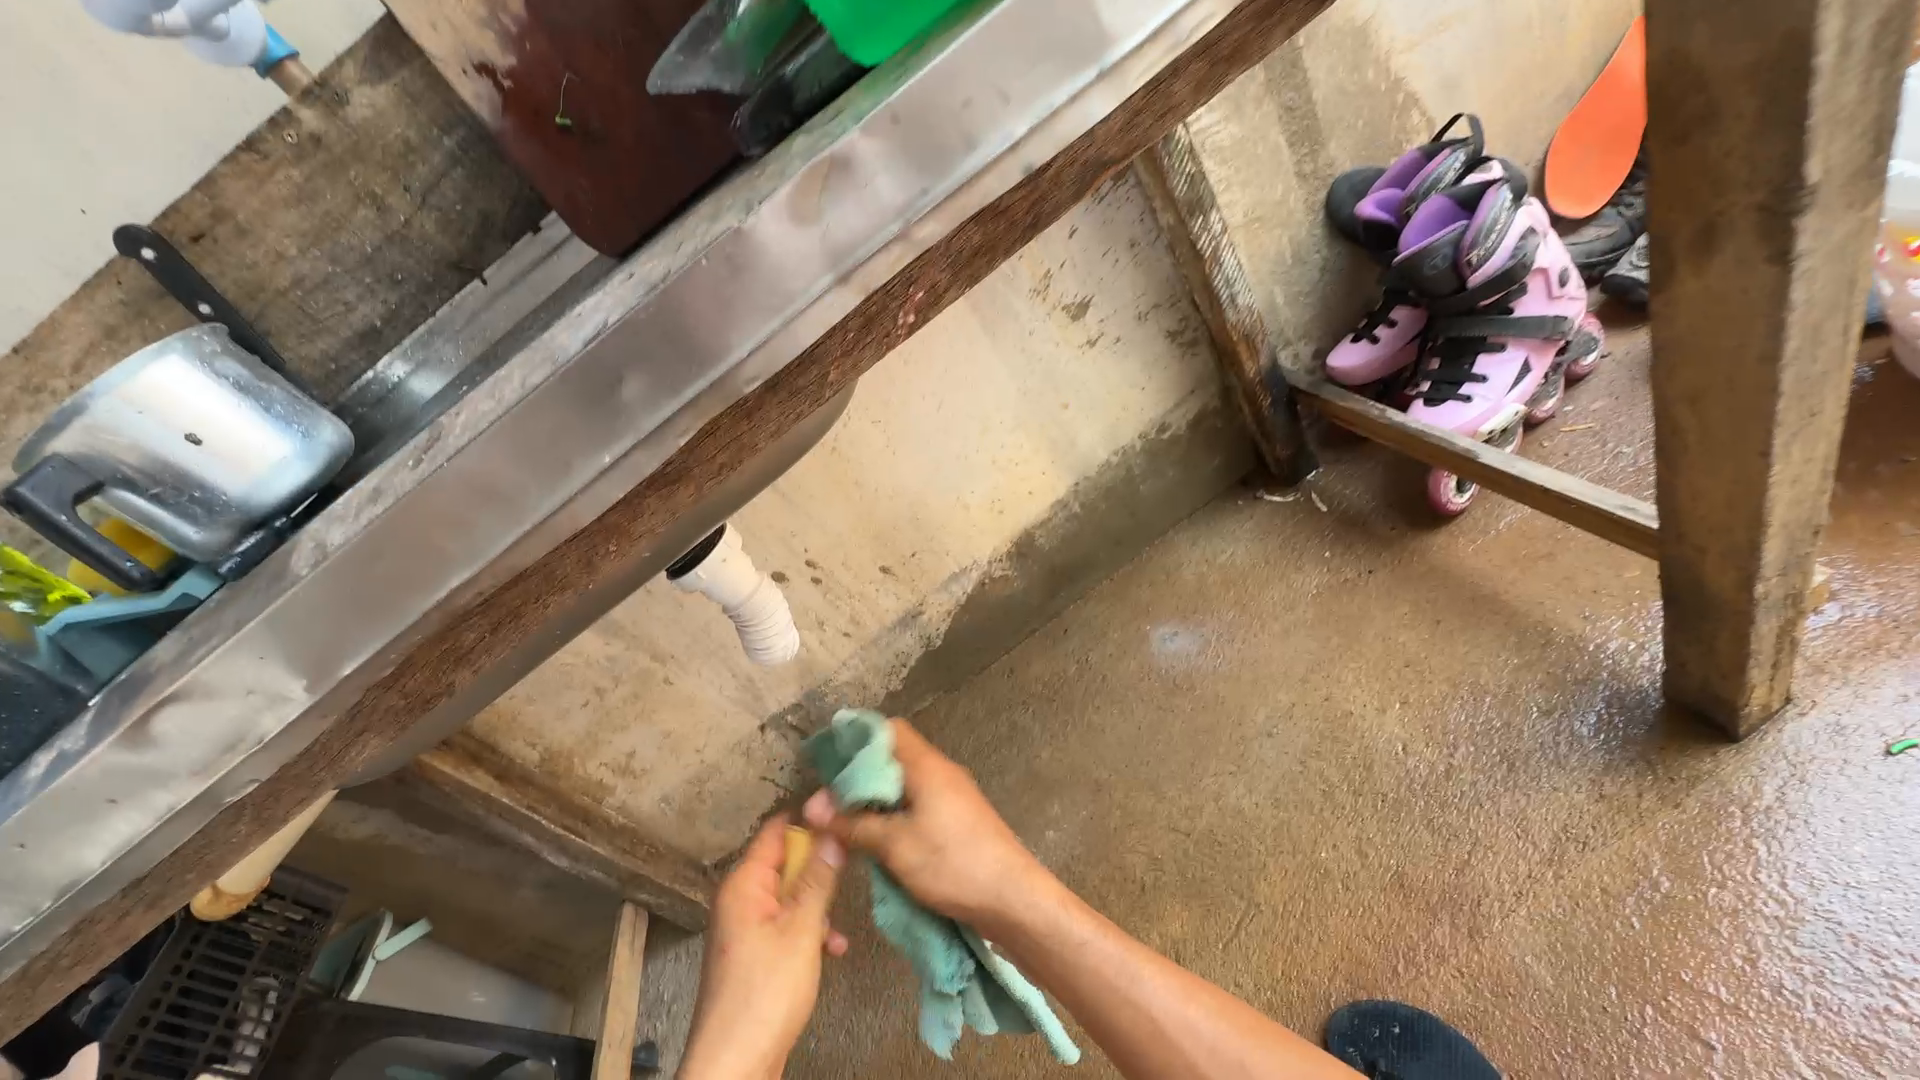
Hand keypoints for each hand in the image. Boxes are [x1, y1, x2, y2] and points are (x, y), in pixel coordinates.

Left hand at [679, 817, 847, 1079]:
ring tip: (840, 923)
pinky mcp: (755, 954)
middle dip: (819, 866)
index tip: (844, 815)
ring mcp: (746, 927)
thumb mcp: (802, 929)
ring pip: (791, 896)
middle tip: (853, 866)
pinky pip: (787, 925)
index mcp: (744, 884)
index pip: (776, 830)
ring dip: (818, 904)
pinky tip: (832, 949)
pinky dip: (809, 931)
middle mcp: (740, 899)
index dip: (810, 819)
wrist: (736, 1063)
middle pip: (785, 862)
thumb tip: (832, 831)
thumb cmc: (766, 992)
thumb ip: (819, 878)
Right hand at [804, 719, 1055, 937]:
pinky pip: (917, 805)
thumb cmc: (953, 864)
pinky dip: (894, 815)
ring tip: (847, 825)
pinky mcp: (957, 820)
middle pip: (893, 757)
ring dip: (876, 800)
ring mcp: (952, 796)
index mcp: (926, 765)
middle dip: (859, 777)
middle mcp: (940, 771)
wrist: (1013, 898)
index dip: (856, 740)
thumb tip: (814, 808)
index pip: (888, 729)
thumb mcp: (895, 845)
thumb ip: (854, 823)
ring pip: (904, 785)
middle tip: (830, 803)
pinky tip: (877, 840)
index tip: (828, 765)